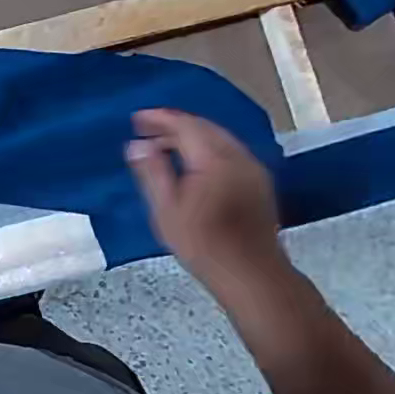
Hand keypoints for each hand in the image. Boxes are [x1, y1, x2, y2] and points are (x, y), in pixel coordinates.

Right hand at [125, 108, 290, 300]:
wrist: (252, 274)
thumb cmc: (202, 244)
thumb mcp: (166, 209)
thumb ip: (152, 172)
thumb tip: (137, 144)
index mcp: (215, 161)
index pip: (185, 126)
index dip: (159, 118)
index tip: (135, 119)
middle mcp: (239, 158)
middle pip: (204, 128)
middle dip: (174, 124)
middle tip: (145, 129)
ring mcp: (253, 170)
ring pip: (219, 138)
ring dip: (190, 135)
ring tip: (162, 145)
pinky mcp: (258, 182)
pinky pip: (229, 151)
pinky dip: (206, 147)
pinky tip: (190, 162)